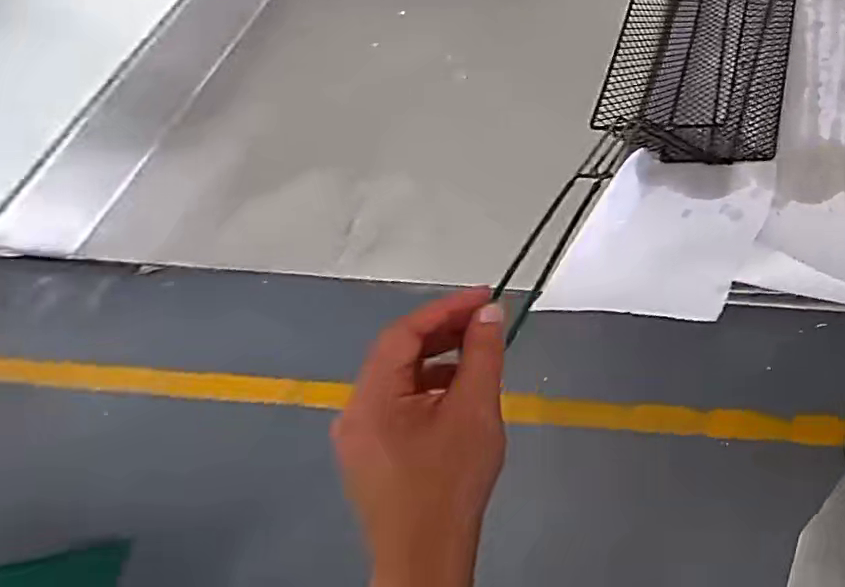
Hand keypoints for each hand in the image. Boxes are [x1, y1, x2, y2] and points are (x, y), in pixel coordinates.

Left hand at [333, 288, 507, 586]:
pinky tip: (465, 386)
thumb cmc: (451, 476)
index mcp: (371, 402)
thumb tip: (488, 312)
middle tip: (488, 317)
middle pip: (398, 353)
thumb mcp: (475, 405)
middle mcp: (356, 414)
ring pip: (402, 375)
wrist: (428, 548)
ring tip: (482, 350)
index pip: (401, 335)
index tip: (485, 296)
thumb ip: (483, 352)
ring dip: (442, 354)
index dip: (445, 308)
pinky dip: (435, 380)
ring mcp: (362, 434)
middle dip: (445, 329)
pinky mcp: (376, 448)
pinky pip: (403, 397)